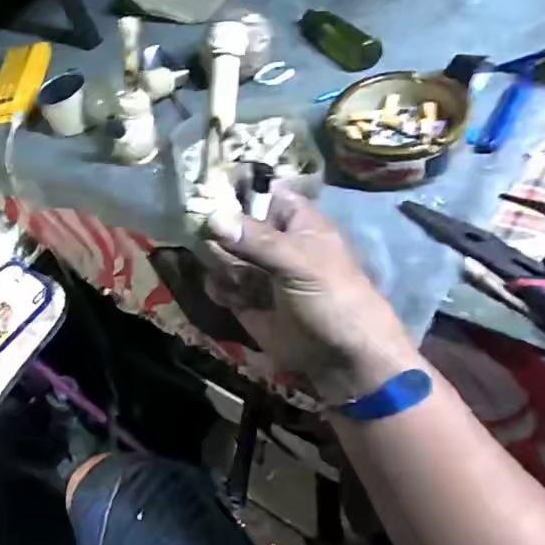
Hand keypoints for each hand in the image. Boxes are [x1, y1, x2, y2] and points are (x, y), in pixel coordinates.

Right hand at [204, 190, 419, 401]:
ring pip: (218, 253)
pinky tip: (232, 299)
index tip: (201, 188)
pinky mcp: (243, 298)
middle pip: (229, 221)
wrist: (343, 360)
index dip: (232, 185)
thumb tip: (212, 217)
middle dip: (213, 229)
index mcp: (292, 220)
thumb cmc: (334, 300)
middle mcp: (270, 240)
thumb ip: (257, 240)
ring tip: (233, 280)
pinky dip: (218, 289)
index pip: (258, 188)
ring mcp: (255, 270)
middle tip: (204, 238)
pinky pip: (218, 284)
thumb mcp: (299, 263)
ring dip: (216, 264)